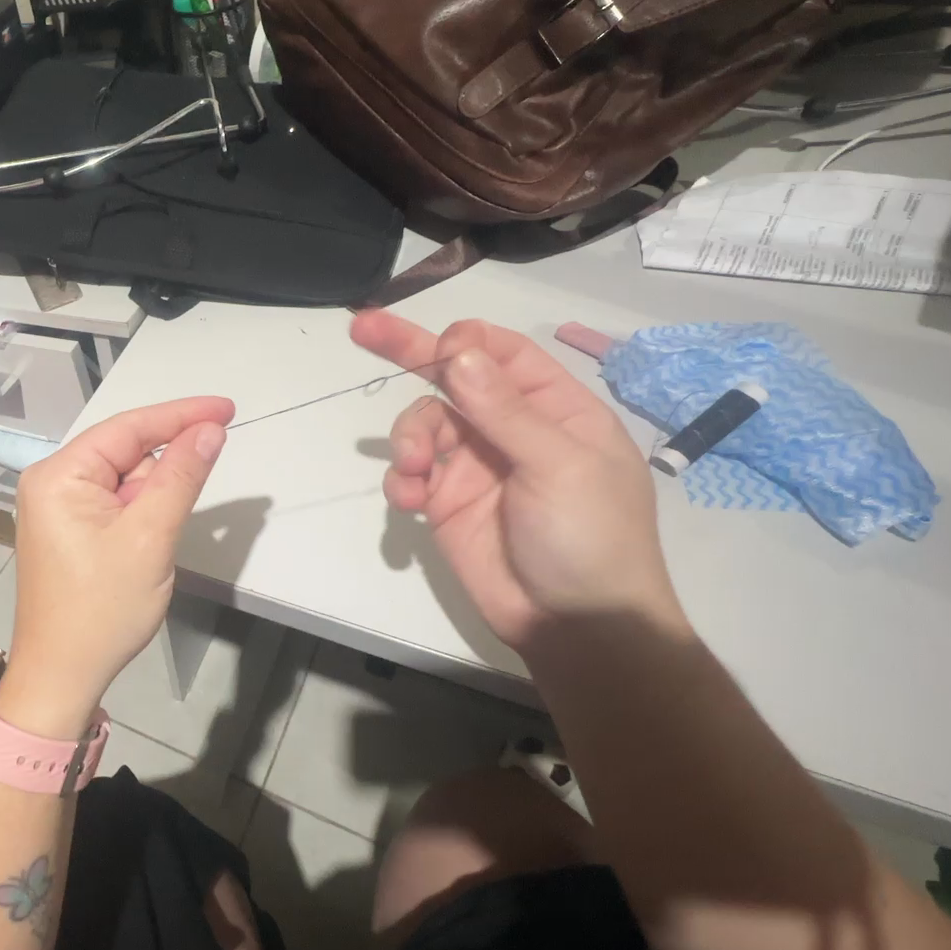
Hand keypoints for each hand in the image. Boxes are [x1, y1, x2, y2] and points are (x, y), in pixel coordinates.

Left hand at [0, 397, 234, 737]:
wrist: (61, 675)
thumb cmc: (102, 609)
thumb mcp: (149, 538)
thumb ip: (181, 477)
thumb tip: (209, 430)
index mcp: (59, 474)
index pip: (128, 427)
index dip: (181, 415)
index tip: (227, 408)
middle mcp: (52, 482)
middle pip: (124, 451)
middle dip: (168, 459)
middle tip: (208, 469)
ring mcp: (58, 508)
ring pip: (123, 480)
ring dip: (156, 492)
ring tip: (165, 531)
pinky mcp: (69, 531)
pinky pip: (114, 504)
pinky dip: (142, 510)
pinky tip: (156, 530)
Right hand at [350, 311, 687, 648]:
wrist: (572, 623)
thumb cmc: (590, 537)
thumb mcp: (558, 465)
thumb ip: (504, 410)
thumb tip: (456, 353)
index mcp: (554, 410)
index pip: (503, 355)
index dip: (464, 345)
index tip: (435, 350)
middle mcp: (508, 429)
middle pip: (450, 379)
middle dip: (408, 353)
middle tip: (360, 326)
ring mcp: (473, 466)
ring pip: (422, 425)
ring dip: (408, 440)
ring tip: (412, 471)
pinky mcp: (443, 502)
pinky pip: (408, 474)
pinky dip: (400, 480)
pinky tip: (407, 501)